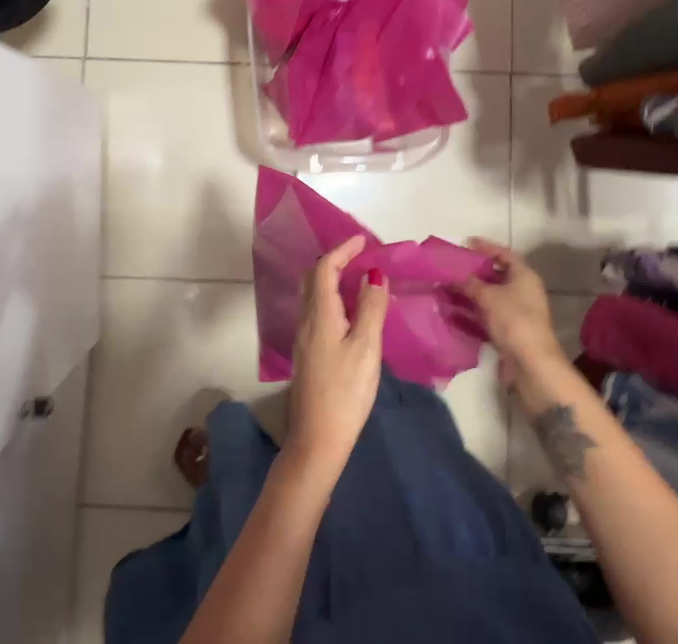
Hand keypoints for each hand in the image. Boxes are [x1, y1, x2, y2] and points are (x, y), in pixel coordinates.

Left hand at [285, 236, 386, 477]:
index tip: (363, 240)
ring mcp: (304, 338)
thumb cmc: (346, 391)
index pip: (324, 269)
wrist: (318, 438)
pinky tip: (350, 311)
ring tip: (359, 278)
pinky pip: (317, 312)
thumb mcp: (366, 347)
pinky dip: (332, 299)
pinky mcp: (308, 354)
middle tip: (360, 256)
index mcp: (319, 314)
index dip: (342, 251)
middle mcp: (306, 321)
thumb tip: (374, 274)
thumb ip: (371, 309)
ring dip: (332, 280)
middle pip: (313, 279)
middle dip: (335, 261)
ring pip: (313, 296)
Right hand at [457, 240, 562, 375]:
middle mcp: (522, 290)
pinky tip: (453, 312)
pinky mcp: (508, 329)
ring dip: (469, 293)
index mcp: (524, 276)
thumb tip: (451, 276)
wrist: (530, 362)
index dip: (486, 247)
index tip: (465, 244)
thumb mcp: (488, 296)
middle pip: (496, 275)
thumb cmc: (513, 320)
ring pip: (489, 296)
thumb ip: (468, 283)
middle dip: (473, 272)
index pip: (504, 254)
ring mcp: (516, 311)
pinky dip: (471, 312)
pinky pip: (486, 314)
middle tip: (451, 268)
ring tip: (445, 289)